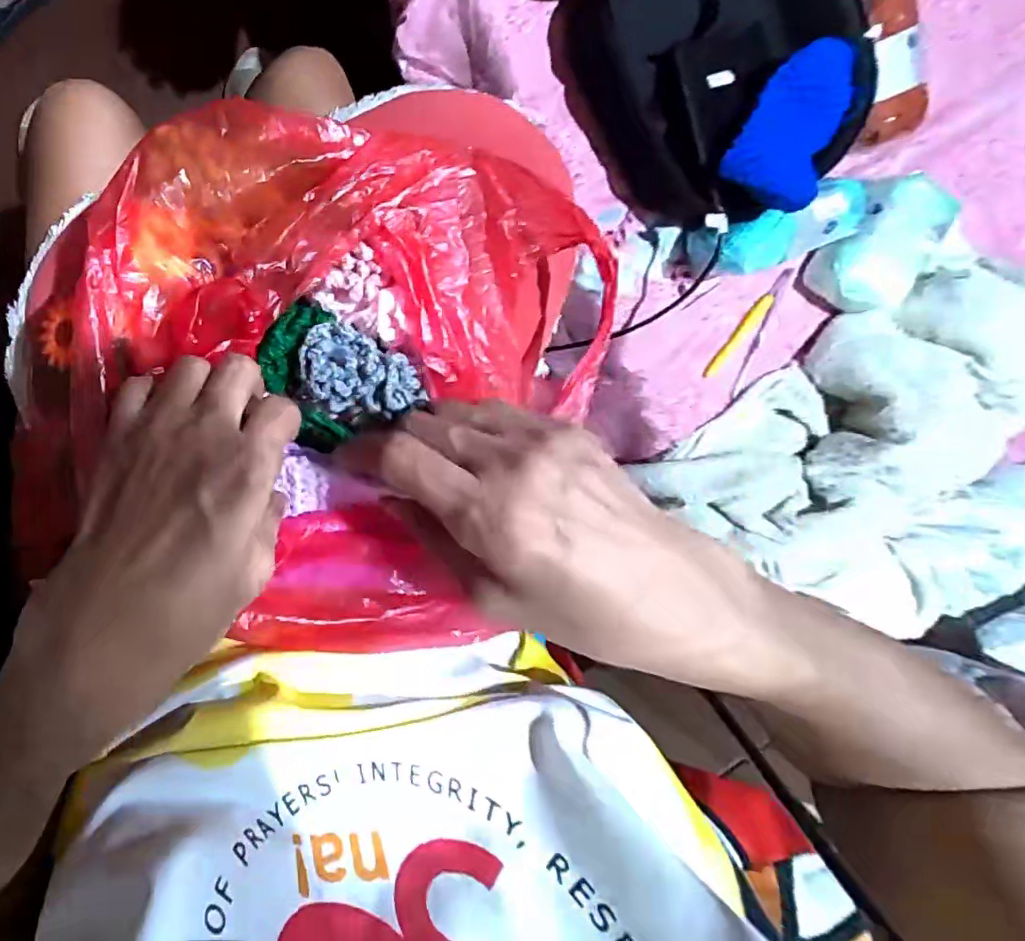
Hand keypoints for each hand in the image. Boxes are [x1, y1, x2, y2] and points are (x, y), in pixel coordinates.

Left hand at [0, 355, 299, 766]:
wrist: (106, 615)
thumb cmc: (189, 607)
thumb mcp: (252, 573)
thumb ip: (268, 522)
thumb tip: (267, 492)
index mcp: (248, 465)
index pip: (282, 407)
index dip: (284, 422)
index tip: (275, 440)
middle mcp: (206, 430)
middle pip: (238, 367)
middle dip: (248, 387)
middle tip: (240, 418)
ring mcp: (156, 425)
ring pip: (189, 365)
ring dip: (202, 385)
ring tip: (197, 414)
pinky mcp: (116, 433)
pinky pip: (137, 385)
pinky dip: (153, 394)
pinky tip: (156, 422)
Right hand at [339, 400, 799, 696]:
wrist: (680, 593)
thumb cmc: (583, 616)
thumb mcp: (491, 598)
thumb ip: (431, 538)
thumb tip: (388, 497)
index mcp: (490, 514)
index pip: (400, 454)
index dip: (360, 452)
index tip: (344, 461)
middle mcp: (511, 461)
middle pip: (420, 422)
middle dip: (390, 440)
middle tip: (384, 466)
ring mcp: (541, 436)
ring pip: (452, 408)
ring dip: (426, 428)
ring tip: (427, 457)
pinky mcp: (564, 426)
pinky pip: (492, 408)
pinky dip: (465, 423)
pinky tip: (472, 450)